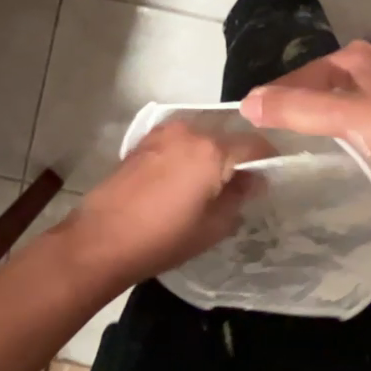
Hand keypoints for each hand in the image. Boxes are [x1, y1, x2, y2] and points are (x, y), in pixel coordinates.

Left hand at [57, 119, 268, 286]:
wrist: (100, 239)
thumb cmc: (163, 237)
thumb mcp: (214, 225)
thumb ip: (240, 196)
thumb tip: (255, 179)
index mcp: (213, 149)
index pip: (255, 143)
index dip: (268, 159)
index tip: (270, 177)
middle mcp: (190, 130)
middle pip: (227, 136)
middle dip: (238, 156)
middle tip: (241, 185)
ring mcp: (164, 132)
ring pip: (202, 136)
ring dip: (212, 154)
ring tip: (210, 184)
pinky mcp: (144, 141)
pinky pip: (180, 140)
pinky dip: (189, 154)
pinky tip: (184, 180)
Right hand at [238, 39, 370, 178]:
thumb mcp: (345, 120)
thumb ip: (296, 110)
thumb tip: (246, 102)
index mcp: (355, 55)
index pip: (300, 75)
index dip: (278, 102)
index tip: (262, 132)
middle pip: (325, 83)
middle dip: (305, 107)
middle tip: (287, 141)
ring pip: (350, 94)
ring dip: (332, 115)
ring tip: (319, 145)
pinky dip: (358, 120)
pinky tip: (362, 142)